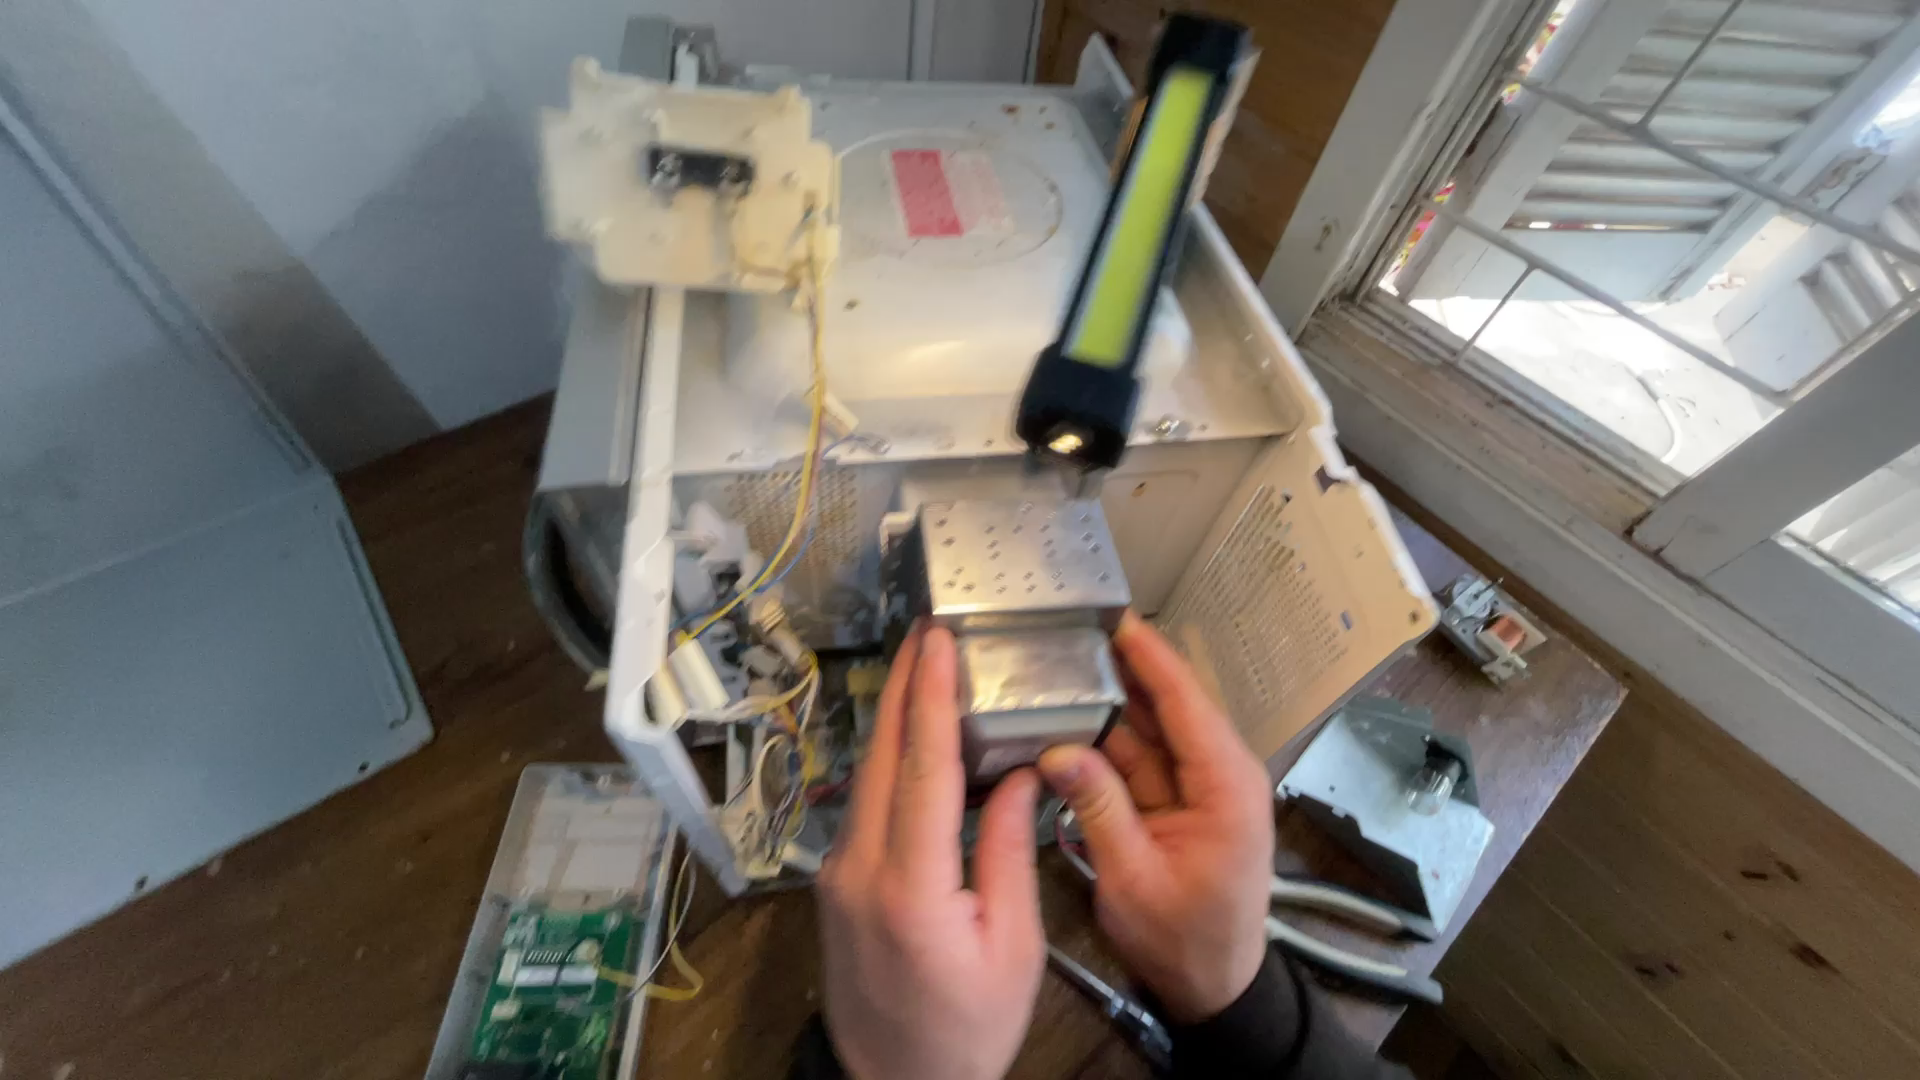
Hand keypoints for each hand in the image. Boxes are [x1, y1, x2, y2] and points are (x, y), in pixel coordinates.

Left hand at [816, 624, 1045, 1079]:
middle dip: (902, 683)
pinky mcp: (836, 874)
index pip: (923, 769)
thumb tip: (1016, 774)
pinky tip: (914, 732)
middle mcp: (861, 864)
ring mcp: (838, 868)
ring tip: (923, 665)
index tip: (937, 643)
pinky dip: (890, 754)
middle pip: (880, 753)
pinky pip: (866, 797)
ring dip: (894, 713)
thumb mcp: (1012, 947)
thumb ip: (1007, 850)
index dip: (930, 697)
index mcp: (912, 886)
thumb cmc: (966, 1028)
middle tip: (925, 630)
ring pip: (867, 770)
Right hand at [1038, 613, 1274, 1022]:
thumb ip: (1098, 807)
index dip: (1149, 657)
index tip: (1116, 617)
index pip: (1185, 701)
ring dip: (1111, 698)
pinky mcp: (1177, 795)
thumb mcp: (1134, 878)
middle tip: (1075, 631)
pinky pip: (1140, 753)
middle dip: (1124, 667)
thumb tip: (1056, 749)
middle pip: (1167, 704)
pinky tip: (1072, 714)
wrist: (1213, 987)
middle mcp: (1217, 770)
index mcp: (1225, 783)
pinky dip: (1107, 735)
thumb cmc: (1184, 939)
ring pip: (1150, 725)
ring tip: (1066, 662)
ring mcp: (1196, 782)